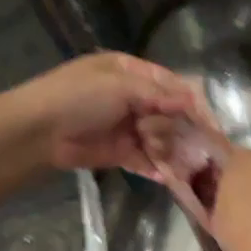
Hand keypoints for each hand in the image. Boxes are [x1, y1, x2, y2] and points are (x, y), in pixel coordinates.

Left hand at [14, 52, 208, 173]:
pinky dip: (157, 169)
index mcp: (131, 73)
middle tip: (165, 137)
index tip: (208, 124)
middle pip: (169, 115)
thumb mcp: (119, 85)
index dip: (191, 103)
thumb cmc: (78, 97)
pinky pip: (147, 162)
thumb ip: (156, 94)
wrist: (41, 131)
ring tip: (156, 153)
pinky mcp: (121, 154)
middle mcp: (132, 99)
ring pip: (161, 140)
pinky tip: (165, 176)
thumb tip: (191, 101)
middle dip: (173, 128)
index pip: (171, 86)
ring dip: (165, 149)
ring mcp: (127, 128)